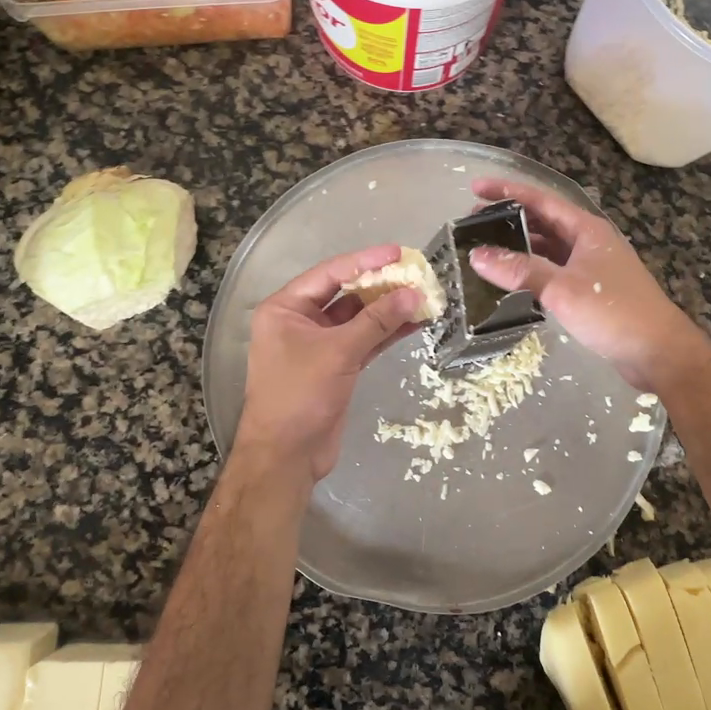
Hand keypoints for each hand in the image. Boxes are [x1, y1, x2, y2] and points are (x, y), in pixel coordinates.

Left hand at [237, 245, 424, 486]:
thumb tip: (414, 294)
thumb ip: (377, 321)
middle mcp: (299, 321)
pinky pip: (364, 341)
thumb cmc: (300, 395)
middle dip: (381, 285)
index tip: (399, 253)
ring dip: (389, 310)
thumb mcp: (339, 353)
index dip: (366, 261)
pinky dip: (387, 333)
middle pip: (346, 293)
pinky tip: (415, 323)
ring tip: (425, 297)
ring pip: (358, 319)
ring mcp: (319, 345)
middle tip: (417, 274)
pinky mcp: (336, 367)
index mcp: (285, 308)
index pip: (330, 273)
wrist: (286, 456)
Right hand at [467, 178, 704, 389]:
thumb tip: (477, 255)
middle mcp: (590, 242)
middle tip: (473, 223)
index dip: (507, 192)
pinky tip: (513, 282)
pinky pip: (555, 271)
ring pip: (549, 248)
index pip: (540, 200)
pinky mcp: (592, 292)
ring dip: (520, 247)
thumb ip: (520, 270)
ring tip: (486, 250)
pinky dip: (532, 271)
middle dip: (510, 219)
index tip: (475, 189)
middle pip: (544, 222)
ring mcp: (592, 267)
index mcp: (586, 229)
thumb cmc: (614, 312)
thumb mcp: (562, 289)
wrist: (658, 351)